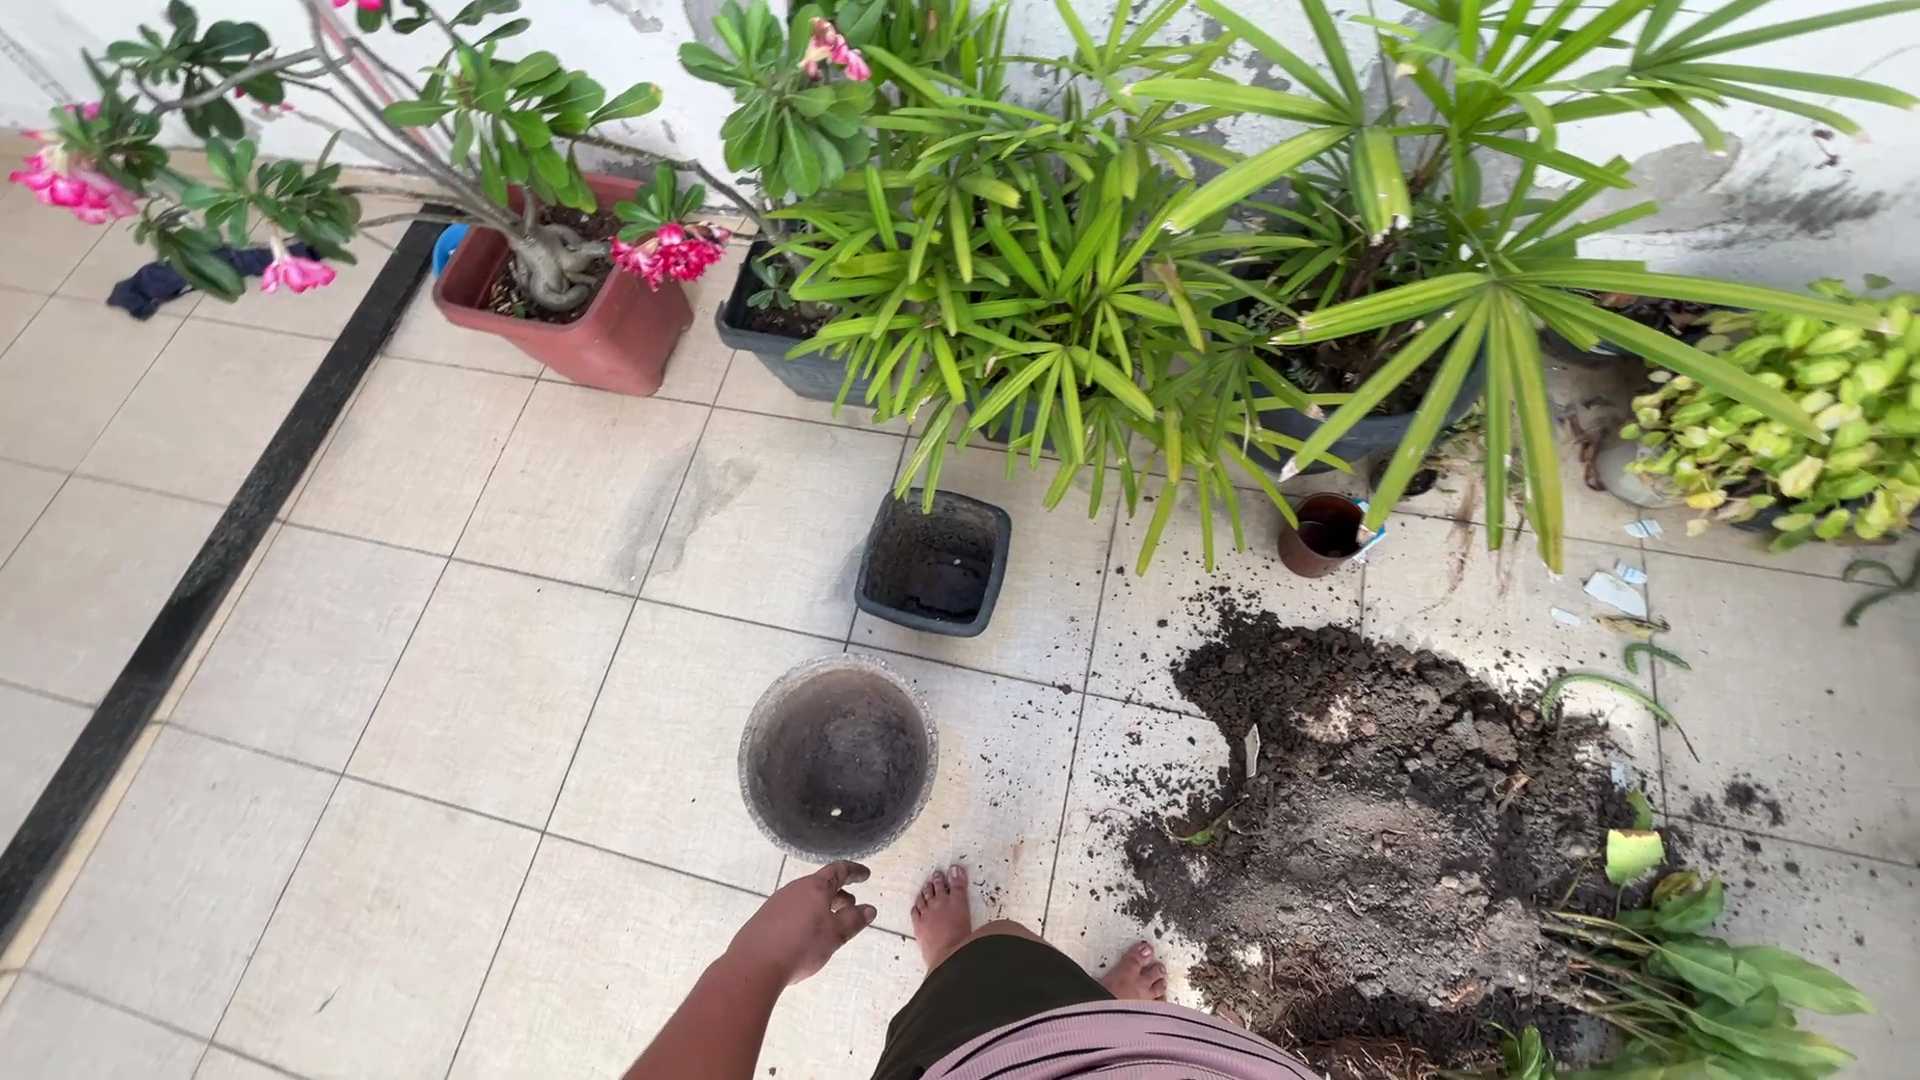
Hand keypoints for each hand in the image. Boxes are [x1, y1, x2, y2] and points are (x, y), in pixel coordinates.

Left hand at [724, 861, 876, 986]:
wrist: (753, 965)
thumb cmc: (801, 946)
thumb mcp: (834, 935)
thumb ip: (853, 920)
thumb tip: (870, 909)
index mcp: (814, 887)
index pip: (838, 870)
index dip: (854, 872)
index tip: (865, 875)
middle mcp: (795, 889)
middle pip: (820, 885)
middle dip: (838, 893)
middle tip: (851, 904)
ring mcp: (777, 903)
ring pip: (805, 899)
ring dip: (821, 906)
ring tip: (830, 922)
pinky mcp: (764, 919)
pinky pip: (791, 911)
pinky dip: (805, 916)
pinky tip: (805, 935)